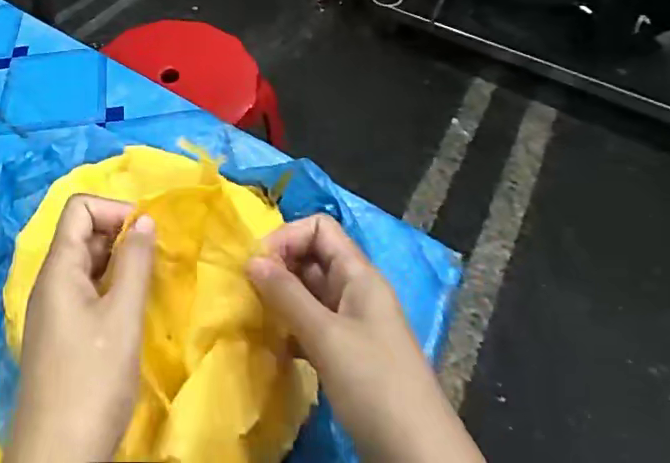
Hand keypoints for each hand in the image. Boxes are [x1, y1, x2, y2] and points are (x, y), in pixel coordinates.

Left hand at [6, 195, 156, 462]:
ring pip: (87, 265)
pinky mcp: (62, 335)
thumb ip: (135, 264)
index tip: (147, 233)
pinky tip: (133, 310)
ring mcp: (54, 310)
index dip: (114, 210)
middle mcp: (51, 281)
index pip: (79, 208)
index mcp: (58, 268)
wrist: (57, 458)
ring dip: (119, 263)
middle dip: (120, 234)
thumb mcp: (122, 318)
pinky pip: (86, 292)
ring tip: (150, 282)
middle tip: (155, 258)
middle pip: (82, 233)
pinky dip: (111, 288)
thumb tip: (145, 220)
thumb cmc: (91, 381)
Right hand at [248, 215, 483, 462]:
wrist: (421, 459)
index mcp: (359, 276)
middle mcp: (356, 292)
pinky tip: (273, 347)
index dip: (287, 237)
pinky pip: (312, 326)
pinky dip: (291, 329)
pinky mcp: (348, 356)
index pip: (320, 229)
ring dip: (281, 300)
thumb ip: (287, 295)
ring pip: (309, 294)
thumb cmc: (375, 385)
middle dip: (279, 268)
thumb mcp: (326, 337)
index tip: (258, 265)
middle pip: (312, 258)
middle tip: (248, 291)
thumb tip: (251, 259)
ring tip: (255, 317)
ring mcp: (353, 325)